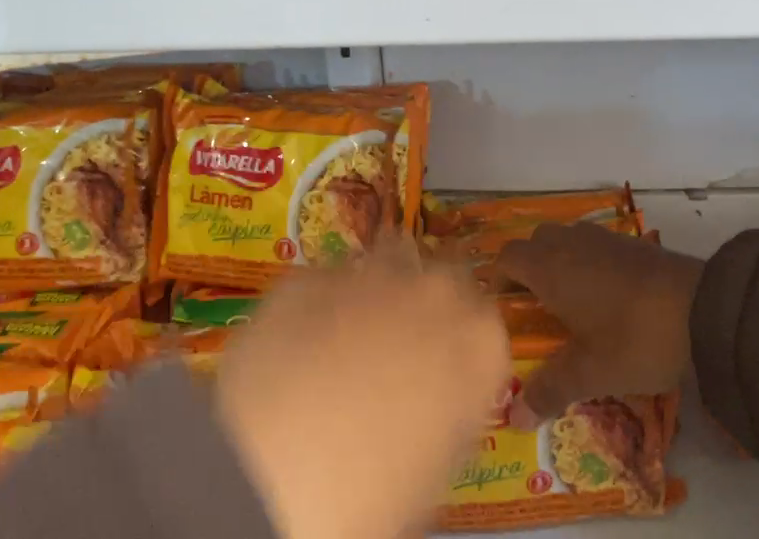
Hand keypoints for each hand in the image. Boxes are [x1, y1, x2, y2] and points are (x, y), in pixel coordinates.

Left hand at [214, 244, 508, 538]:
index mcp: (481, 341)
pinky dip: (316, 310)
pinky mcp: (308, 276)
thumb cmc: (373, 490)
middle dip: (421, 313)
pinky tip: (296, 350)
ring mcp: (370, 274)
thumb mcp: (437, 467)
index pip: (485, 328)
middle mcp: (435, 291)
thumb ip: (452, 416)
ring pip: (383, 269)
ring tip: (344, 344)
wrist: (273, 471)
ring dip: (374, 296)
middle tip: (391, 360)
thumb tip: (438, 406)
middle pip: (440, 286)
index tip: (440, 378)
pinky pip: (323, 286)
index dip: (460, 353)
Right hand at [494, 223, 704, 427]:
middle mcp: (572, 243)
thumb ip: (549, 390)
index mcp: (550, 266)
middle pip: (536, 244)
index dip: (498, 279)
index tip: (499, 309)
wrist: (705, 309)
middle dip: (528, 271)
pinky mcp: (635, 245)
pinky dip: (590, 266)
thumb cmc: (633, 338)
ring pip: (568, 242)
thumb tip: (514, 417)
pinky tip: (605, 302)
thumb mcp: (590, 372)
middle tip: (532, 311)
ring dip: (561, 266)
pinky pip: (596, 247)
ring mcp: (606, 239)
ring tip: (568, 308)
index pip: (508, 257)